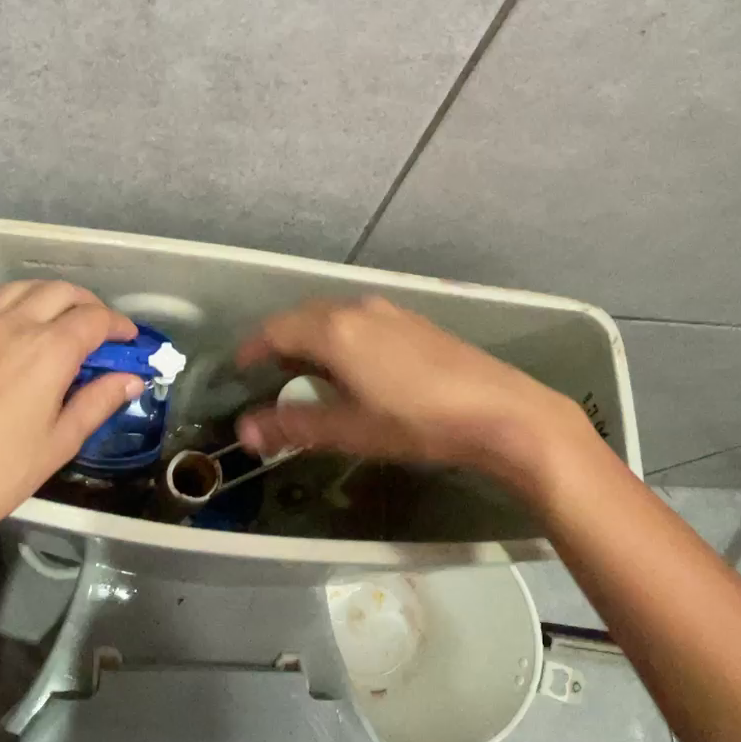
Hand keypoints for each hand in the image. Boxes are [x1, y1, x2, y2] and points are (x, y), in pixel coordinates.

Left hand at [0, 282, 142, 565]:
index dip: (118, 326)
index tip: (130, 341)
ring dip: (50, 297)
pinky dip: (13, 306)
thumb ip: (97, 403)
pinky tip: (15, 333)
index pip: (94, 319)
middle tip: (101, 332)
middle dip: (88, 304)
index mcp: (46, 350)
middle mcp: (11, 326)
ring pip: (20, 289)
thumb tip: (130, 379)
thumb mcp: (57, 444)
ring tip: (61, 323)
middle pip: (59, 292)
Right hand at [233, 296, 601, 492]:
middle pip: (304, 317)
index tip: (238, 368)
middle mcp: (359, 310)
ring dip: (313, 339)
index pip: (276, 329)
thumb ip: (294, 426)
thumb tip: (244, 431)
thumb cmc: (418, 422)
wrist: (502, 412)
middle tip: (269, 374)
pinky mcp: (416, 323)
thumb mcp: (350, 430)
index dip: (252, 348)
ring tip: (307, 373)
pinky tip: (354, 368)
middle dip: (281, 342)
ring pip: (335, 317)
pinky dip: (342, 339)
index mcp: (335, 330)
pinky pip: (361, 322)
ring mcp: (392, 313)